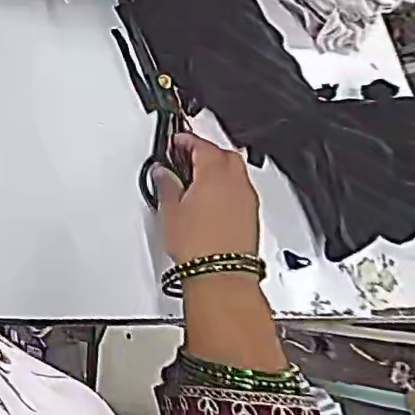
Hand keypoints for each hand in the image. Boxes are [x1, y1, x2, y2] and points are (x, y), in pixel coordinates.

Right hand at [153, 132, 259, 264]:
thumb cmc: (198, 245)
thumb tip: (163, 174)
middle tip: (187, 155)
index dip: (187, 140)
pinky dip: (227, 186)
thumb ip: (166, 185)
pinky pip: (240, 189)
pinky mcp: (251, 215)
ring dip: (218, 168)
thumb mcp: (170, 210)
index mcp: (214, 175)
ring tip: (197, 177)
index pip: (202, 146)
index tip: (177, 141)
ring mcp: (247, 199)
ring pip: (235, 171)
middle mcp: (236, 183)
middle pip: (224, 154)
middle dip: (206, 151)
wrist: (220, 274)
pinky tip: (211, 198)